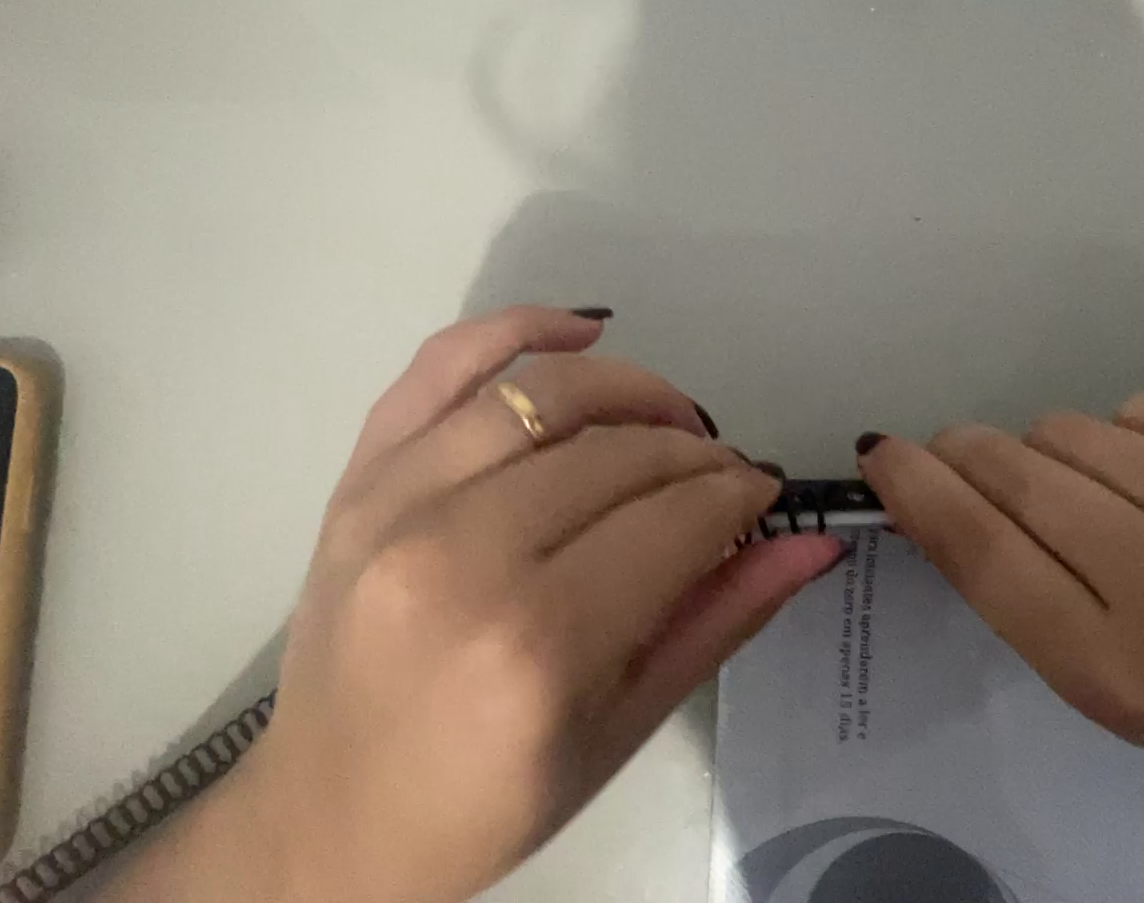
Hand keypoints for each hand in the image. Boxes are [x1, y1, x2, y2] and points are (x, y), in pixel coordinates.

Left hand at [112, 307, 840, 902]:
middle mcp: (460, 559)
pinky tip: (581, 332)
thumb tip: (812, 541)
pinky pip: (441, 364)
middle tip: (723, 470)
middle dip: (696, 452)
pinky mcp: (356, 478)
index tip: (763, 492)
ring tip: (671, 414)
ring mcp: (393, 504)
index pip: (674, 520)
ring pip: (544, 393)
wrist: (330, 817)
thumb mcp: (624, 728)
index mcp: (537, 647)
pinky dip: (518, 326)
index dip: (737, 494)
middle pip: (616, 454)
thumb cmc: (489, 800)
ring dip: (631, 388)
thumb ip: (723, 618)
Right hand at [855, 392, 1143, 767]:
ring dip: (1056, 448)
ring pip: (1074, 431)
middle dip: (972, 452)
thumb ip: (1010, 585)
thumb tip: (932, 487)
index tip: (880, 449)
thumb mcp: (1094, 673)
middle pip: (1020, 477)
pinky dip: (1130, 433)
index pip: (984, 553)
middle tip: (963, 449)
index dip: (920, 490)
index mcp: (1116, 670)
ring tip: (1097, 489)